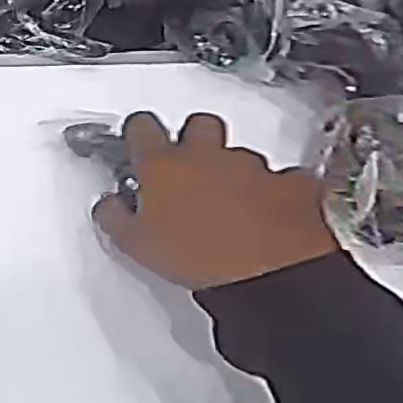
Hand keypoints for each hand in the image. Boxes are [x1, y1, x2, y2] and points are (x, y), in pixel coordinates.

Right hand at [93, 111, 338, 289]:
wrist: (275, 279)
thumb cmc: (200, 258)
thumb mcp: (133, 243)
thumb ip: (112, 215)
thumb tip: (107, 205)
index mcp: (161, 164)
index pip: (141, 125)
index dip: (138, 132)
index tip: (138, 144)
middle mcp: (206, 156)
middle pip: (198, 123)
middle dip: (192, 137)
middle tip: (185, 164)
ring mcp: (253, 168)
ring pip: (240, 153)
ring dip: (231, 170)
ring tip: (227, 201)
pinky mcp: (294, 187)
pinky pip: (285, 178)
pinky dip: (276, 190)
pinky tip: (269, 211)